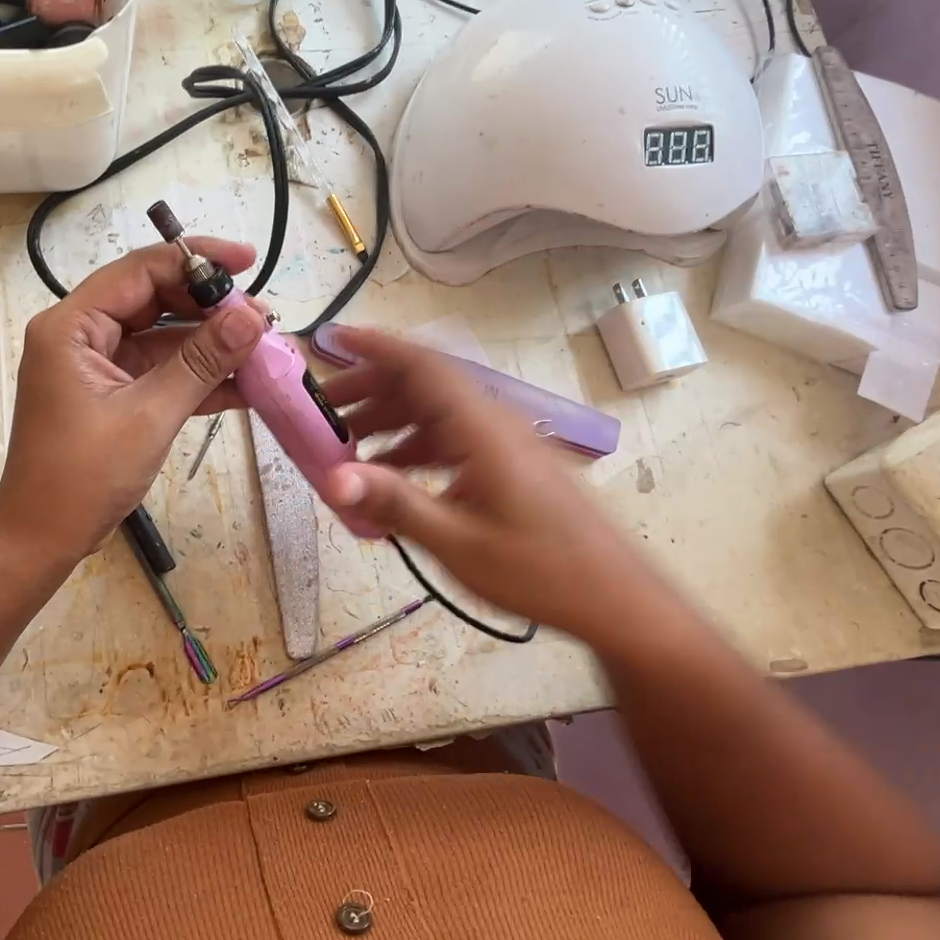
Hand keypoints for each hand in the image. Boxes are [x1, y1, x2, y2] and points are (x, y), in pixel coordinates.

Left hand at [0, 239, 270, 560]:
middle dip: (208, 308)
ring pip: (161, 339)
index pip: (139, 271)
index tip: (247, 262)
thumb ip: (201, 361)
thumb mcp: (149, 415)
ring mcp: (96, 367)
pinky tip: (243, 385)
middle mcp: (80, 335)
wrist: (43, 537)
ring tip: (263, 349)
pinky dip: (196, 378)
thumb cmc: (83, 477)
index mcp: (71, 326)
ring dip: (209, 346)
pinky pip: (159, 373)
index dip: (196, 261)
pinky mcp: (112, 396)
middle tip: (262, 317)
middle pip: (153, 301)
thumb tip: (252, 318)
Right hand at [319, 329, 658, 639]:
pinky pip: (451, 441)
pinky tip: (389, 477)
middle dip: (369, 391)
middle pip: (424, 387)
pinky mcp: (509, 466)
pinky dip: (412, 448)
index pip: (423, 368)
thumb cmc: (542, 572)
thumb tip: (331, 480)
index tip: (334, 340)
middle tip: (321, 411)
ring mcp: (504, 445)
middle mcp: (493, 425)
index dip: (377, 348)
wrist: (617, 599)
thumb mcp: (459, 543)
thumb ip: (395, 505)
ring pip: (435, 415)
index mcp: (483, 431)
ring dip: (388, 422)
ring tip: (343, 446)